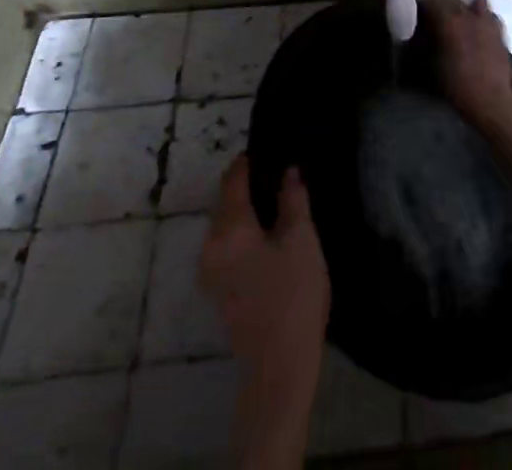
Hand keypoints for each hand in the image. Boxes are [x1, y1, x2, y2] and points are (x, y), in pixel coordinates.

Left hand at [200, 155, 329, 372]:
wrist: (279, 363)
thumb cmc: (294, 294)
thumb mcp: (301, 240)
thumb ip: (294, 201)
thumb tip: (289, 171)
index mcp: (229, 228)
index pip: (232, 181)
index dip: (246, 162)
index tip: (264, 149)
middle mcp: (210, 244)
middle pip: (225, 203)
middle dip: (247, 187)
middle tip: (277, 176)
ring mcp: (210, 270)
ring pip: (226, 227)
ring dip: (245, 211)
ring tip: (277, 204)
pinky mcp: (218, 289)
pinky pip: (227, 247)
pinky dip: (243, 234)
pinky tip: (268, 237)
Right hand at [422, 0, 511, 119]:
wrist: (490, 99)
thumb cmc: (457, 86)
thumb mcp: (433, 67)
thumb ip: (425, 46)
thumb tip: (419, 36)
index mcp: (449, 23)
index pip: (433, 3)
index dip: (424, 5)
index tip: (418, 12)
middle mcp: (469, 17)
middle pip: (453, 1)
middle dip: (442, 4)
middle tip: (434, 15)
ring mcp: (487, 23)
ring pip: (475, 3)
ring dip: (464, 6)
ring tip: (458, 15)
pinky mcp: (500, 33)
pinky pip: (491, 16)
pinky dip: (484, 15)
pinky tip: (480, 22)